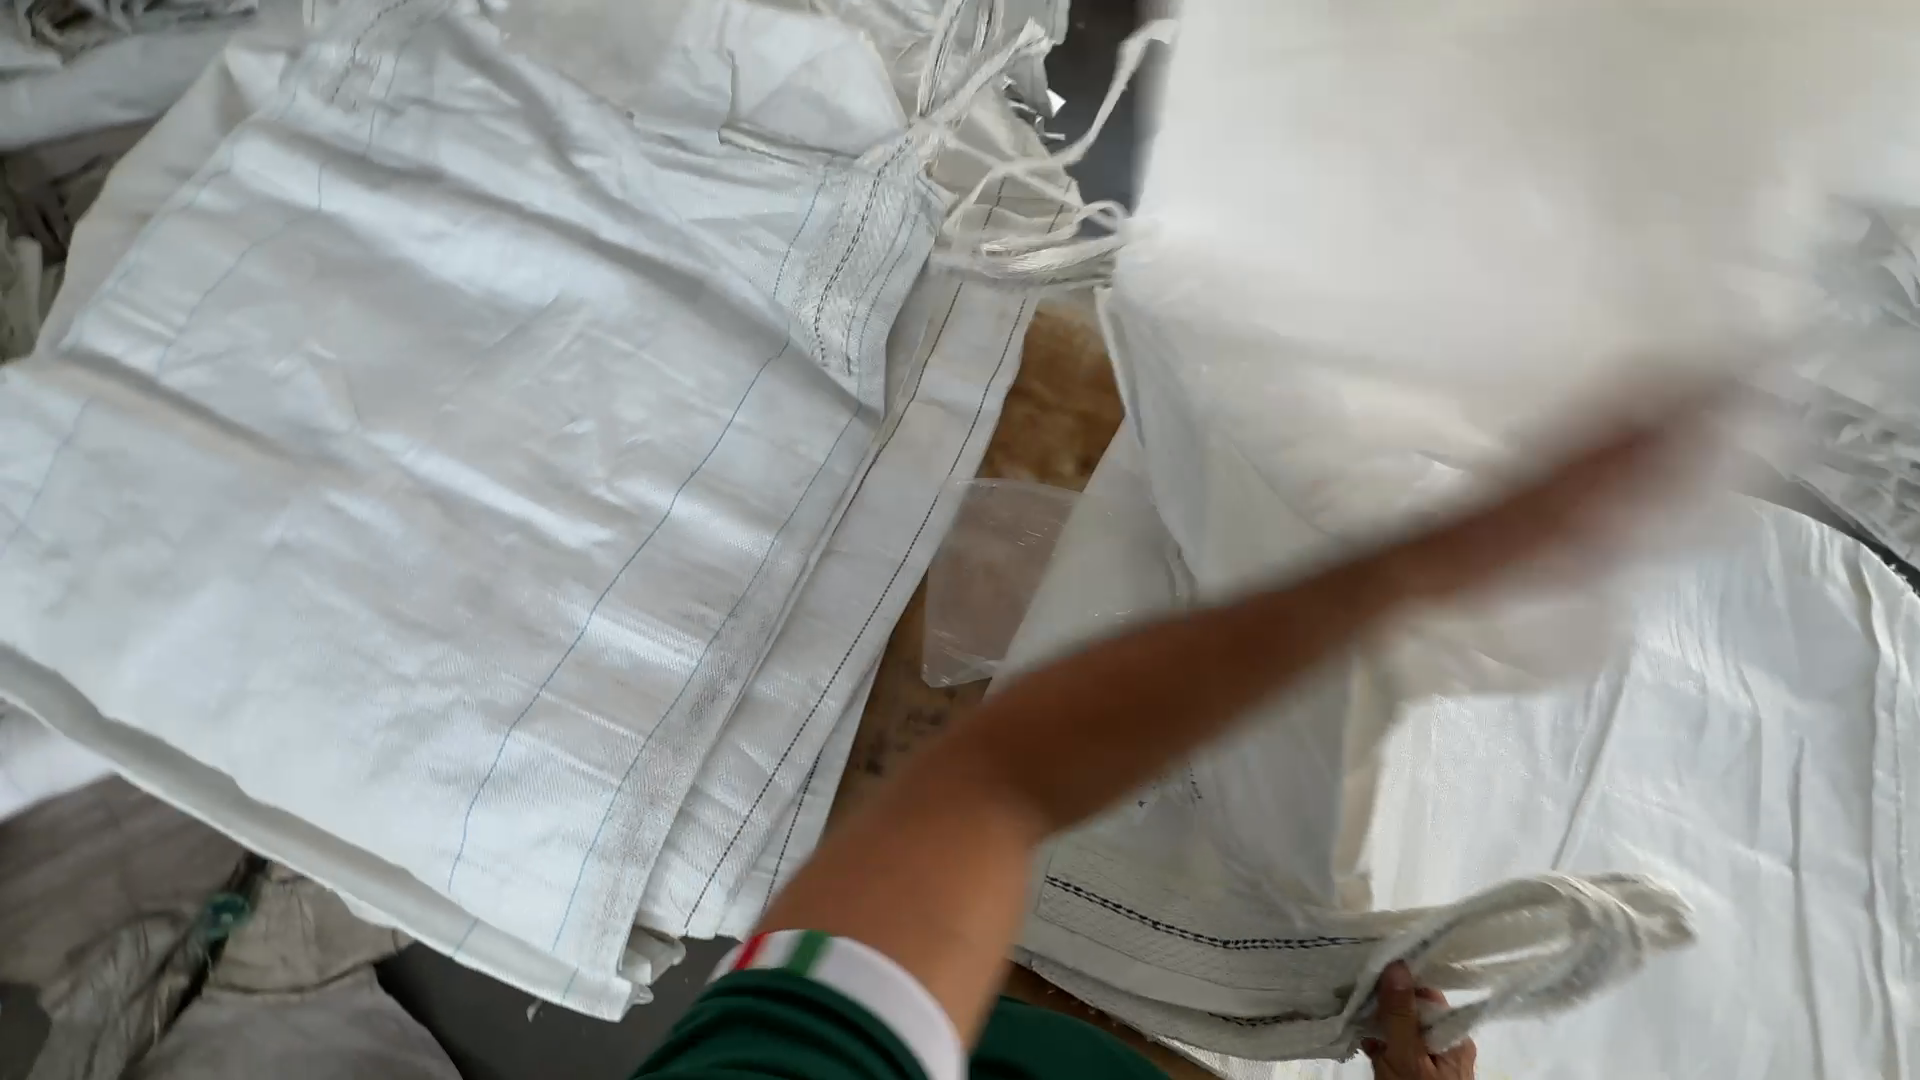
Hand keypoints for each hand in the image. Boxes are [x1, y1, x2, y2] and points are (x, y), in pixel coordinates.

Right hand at [1364, 962, 1476, 1079]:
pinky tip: (1365, 1045)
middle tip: (1359, 1002)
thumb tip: (1396, 962)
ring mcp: (1430, 1059)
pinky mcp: (1414, 1070)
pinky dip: (1379, 1042)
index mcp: (1454, 1038)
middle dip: (1383, 1005)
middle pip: (1411, 1010)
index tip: (1371, 974)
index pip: (1426, 994)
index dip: (1399, 982)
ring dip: (1377, 1024)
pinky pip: (1396, 1046)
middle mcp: (1446, 1045)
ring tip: (1359, 1023)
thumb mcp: (1405, 1056)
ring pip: (1400, 1027)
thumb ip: (1400, 1013)